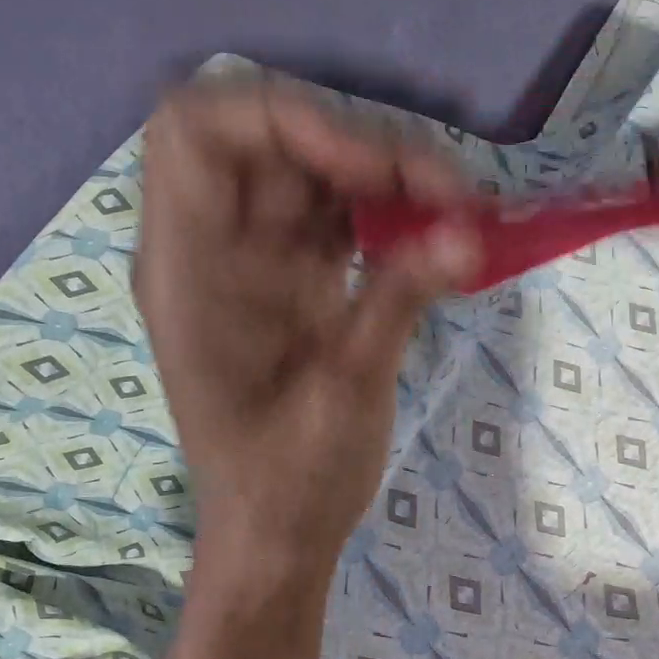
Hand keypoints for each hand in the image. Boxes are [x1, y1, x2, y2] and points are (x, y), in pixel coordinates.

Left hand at [135, 77, 478, 563]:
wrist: (281, 536)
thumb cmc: (290, 479)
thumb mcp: (344, 392)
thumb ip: (397, 301)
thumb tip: (469, 232)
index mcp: (190, 267)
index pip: (202, 132)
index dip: (286, 121)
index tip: (373, 169)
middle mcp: (218, 247)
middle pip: (274, 143)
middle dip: (361, 146)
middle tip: (447, 190)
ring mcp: (261, 263)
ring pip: (317, 177)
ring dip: (388, 178)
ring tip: (459, 209)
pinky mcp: (304, 285)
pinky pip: (343, 221)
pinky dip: (392, 215)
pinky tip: (441, 235)